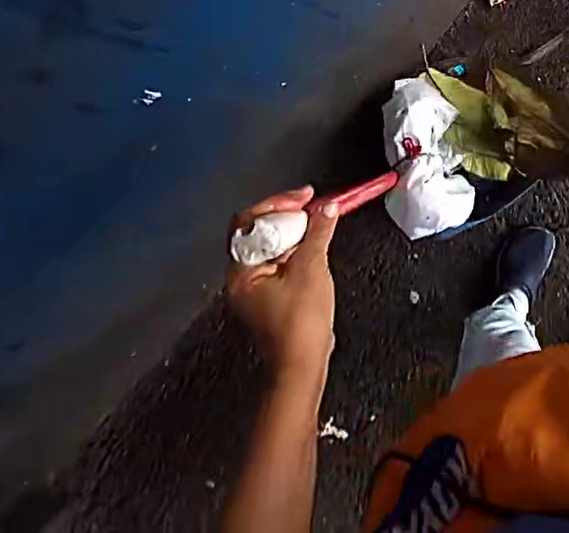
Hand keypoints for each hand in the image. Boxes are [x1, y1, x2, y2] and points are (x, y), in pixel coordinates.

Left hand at [225, 187, 339, 377]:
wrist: (303, 368)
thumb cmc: (300, 326)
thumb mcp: (311, 268)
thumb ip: (318, 232)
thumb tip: (327, 208)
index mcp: (241, 271)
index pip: (249, 221)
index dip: (277, 205)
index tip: (304, 199)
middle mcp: (242, 278)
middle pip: (258, 231)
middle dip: (286, 217)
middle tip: (311, 207)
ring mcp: (256, 288)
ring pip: (271, 245)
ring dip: (293, 232)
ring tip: (316, 225)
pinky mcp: (271, 297)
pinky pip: (280, 261)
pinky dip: (296, 249)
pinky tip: (313, 247)